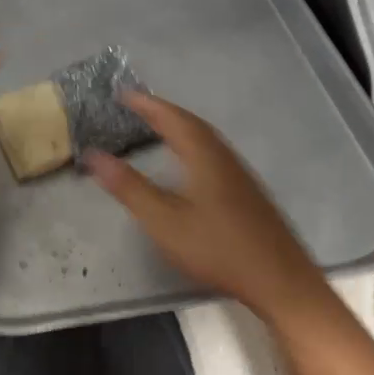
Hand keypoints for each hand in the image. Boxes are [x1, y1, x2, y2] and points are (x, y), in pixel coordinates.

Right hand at [84, 92, 313, 314]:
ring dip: (180, 127)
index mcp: (204, 157)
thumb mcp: (163, 220)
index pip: (172, 118)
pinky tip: (190, 163)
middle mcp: (224, 157)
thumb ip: (129, 187)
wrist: (279, 281)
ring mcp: (240, 175)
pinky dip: (194, 144)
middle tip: (137, 106)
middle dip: (163, 112)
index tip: (123, 93)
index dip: (147, 104)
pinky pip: (214, 153)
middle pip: (192, 124)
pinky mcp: (248, 193)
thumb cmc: (217, 248)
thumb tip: (94, 155)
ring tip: (158, 127)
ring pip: (207, 139)